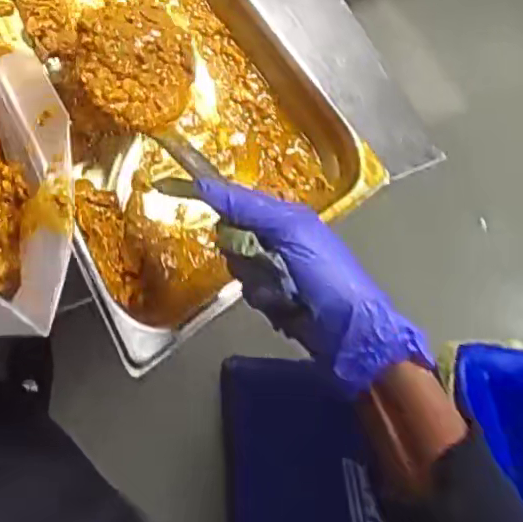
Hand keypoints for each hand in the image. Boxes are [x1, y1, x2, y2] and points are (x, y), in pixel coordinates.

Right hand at [192, 178, 429, 395]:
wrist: (352, 336)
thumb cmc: (328, 276)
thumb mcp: (290, 231)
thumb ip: (249, 207)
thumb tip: (206, 185)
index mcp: (283, 214)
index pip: (236, 196)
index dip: (209, 193)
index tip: (170, 186)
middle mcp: (276, 235)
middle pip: (231, 232)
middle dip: (241, 250)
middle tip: (264, 261)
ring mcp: (274, 265)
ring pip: (236, 261)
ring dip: (255, 278)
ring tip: (283, 289)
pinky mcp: (272, 292)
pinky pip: (247, 287)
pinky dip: (261, 297)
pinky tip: (283, 305)